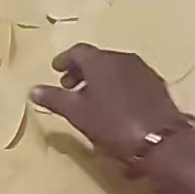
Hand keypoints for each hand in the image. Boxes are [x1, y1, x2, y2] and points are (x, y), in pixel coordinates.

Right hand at [31, 44, 186, 160]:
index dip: (64, 60)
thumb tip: (33, 90)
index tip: (56, 70)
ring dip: (100, 79)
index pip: (77, 51)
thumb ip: (54, 99)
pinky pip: (129, 79)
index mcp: (100, 61)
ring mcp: (143, 71)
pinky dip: (117, 86)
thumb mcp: (77, 114)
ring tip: (90, 99)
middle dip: (81, 71)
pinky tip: (114, 106)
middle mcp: (122, 58)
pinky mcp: (157, 86)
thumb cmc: (112, 124)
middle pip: (97, 59)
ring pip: (115, 69)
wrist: (161, 142)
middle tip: (69, 86)